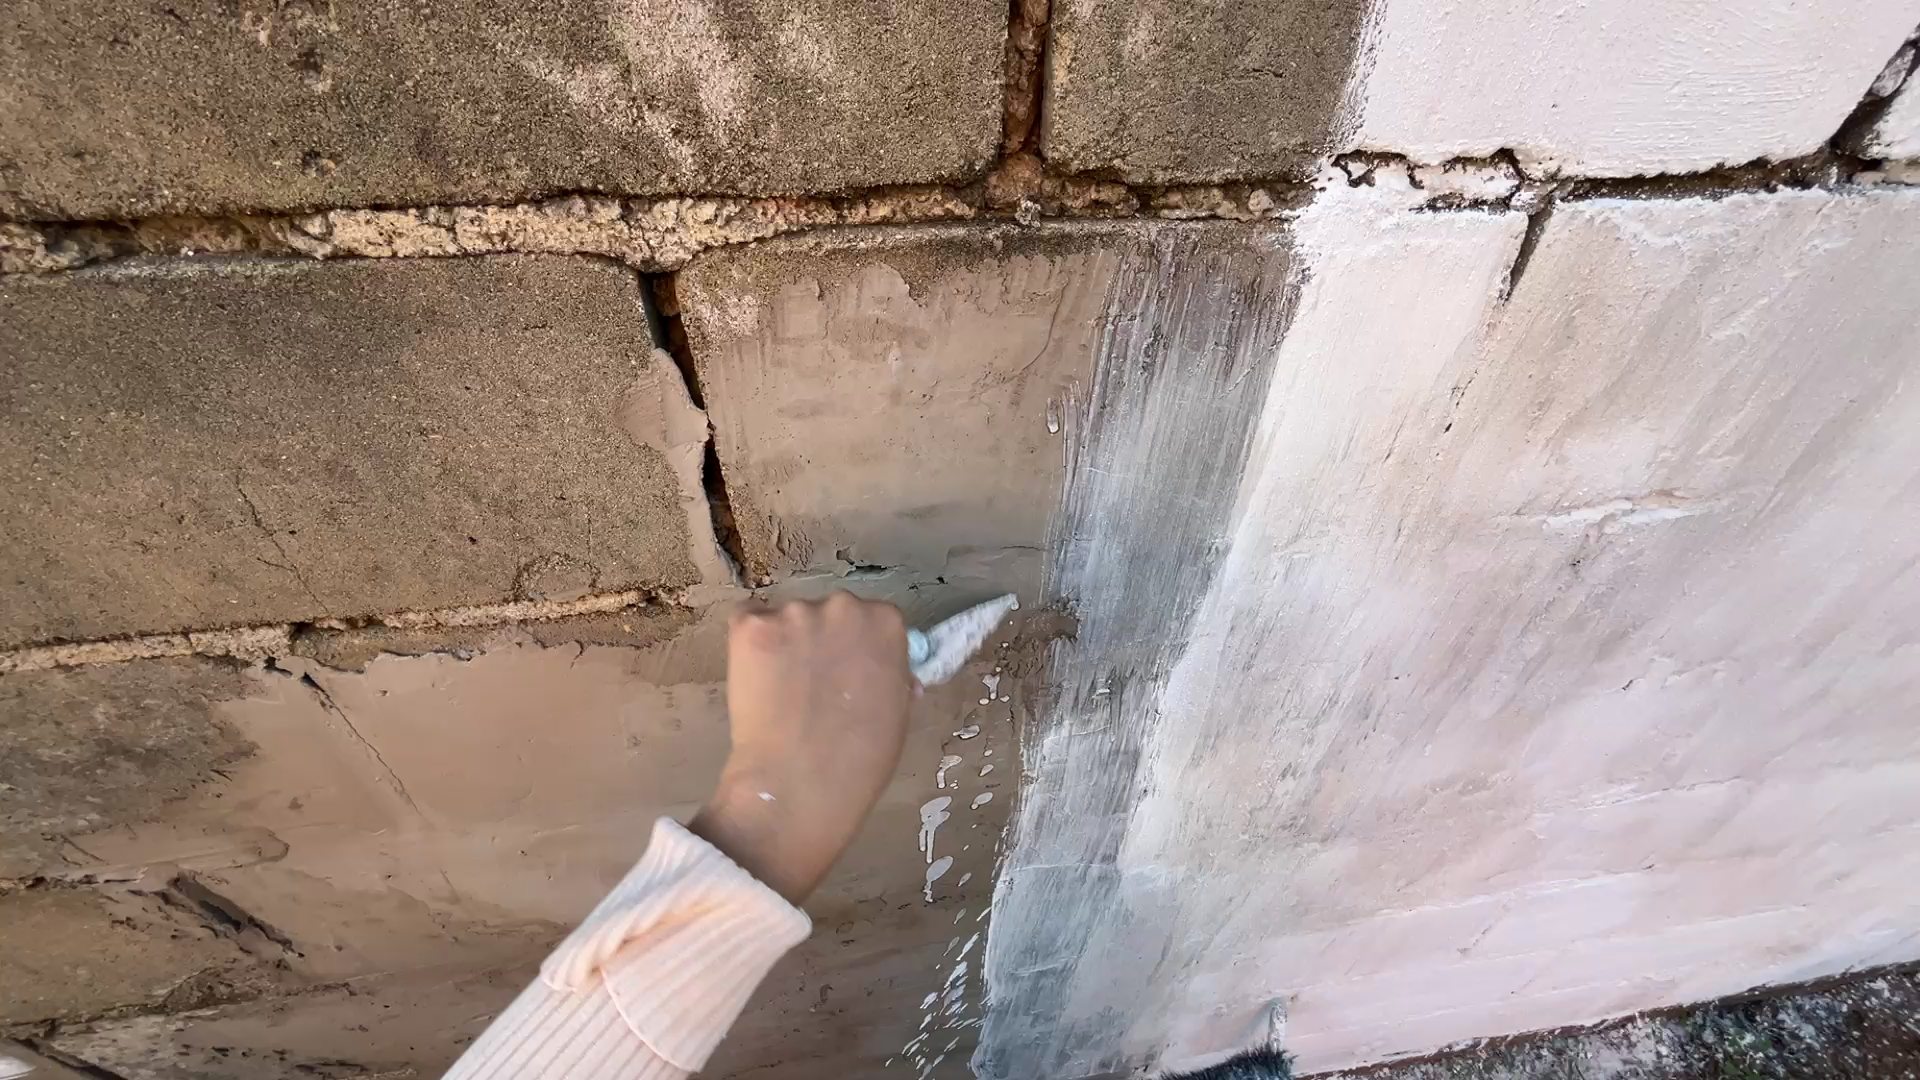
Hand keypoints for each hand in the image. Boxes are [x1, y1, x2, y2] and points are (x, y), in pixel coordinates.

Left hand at [690, 592, 913, 903]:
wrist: (800, 784)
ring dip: (786, 644)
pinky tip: (754, 678)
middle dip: (823, 640)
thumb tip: (887, 670)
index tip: (850, 673)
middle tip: (814, 684)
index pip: (874, 620)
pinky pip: (748, 621)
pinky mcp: (750, 626)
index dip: (860, 648)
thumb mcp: (897, 710)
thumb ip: (892, 676)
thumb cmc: (862, 759)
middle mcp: (843, 605)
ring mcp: (794, 612)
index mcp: (886, 622)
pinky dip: (750, 644)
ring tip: (781, 691)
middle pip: (831, 613)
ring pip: (789, 620)